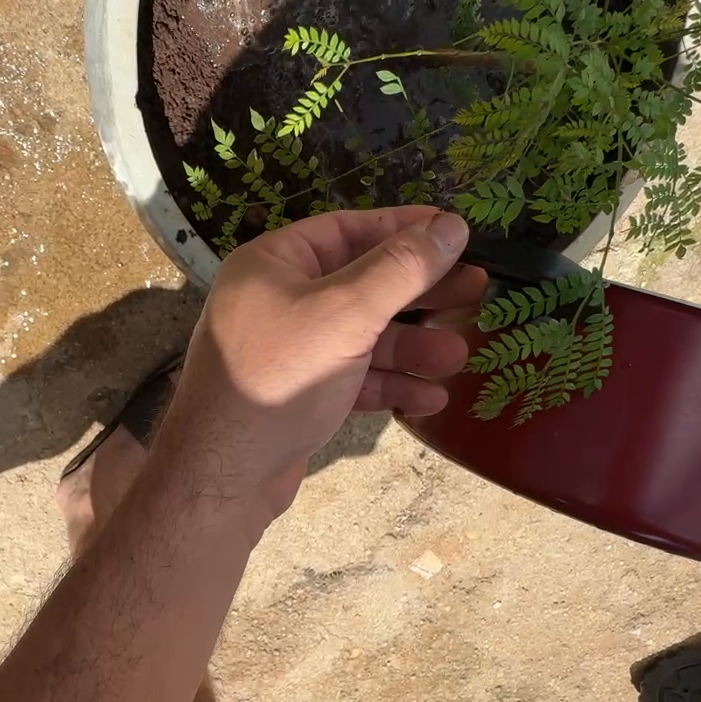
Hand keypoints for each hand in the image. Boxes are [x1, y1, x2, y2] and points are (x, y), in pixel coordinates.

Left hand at [155, 207, 482, 522]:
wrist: (223, 475)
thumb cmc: (279, 377)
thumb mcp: (345, 314)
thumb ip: (400, 270)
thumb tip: (452, 225)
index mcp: (272, 266)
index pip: (346, 230)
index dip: (403, 230)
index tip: (455, 233)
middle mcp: (276, 304)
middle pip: (360, 286)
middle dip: (418, 294)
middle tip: (477, 291)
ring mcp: (286, 355)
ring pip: (360, 340)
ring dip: (410, 347)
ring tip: (458, 355)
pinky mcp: (297, 399)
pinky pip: (350, 381)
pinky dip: (386, 386)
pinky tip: (429, 398)